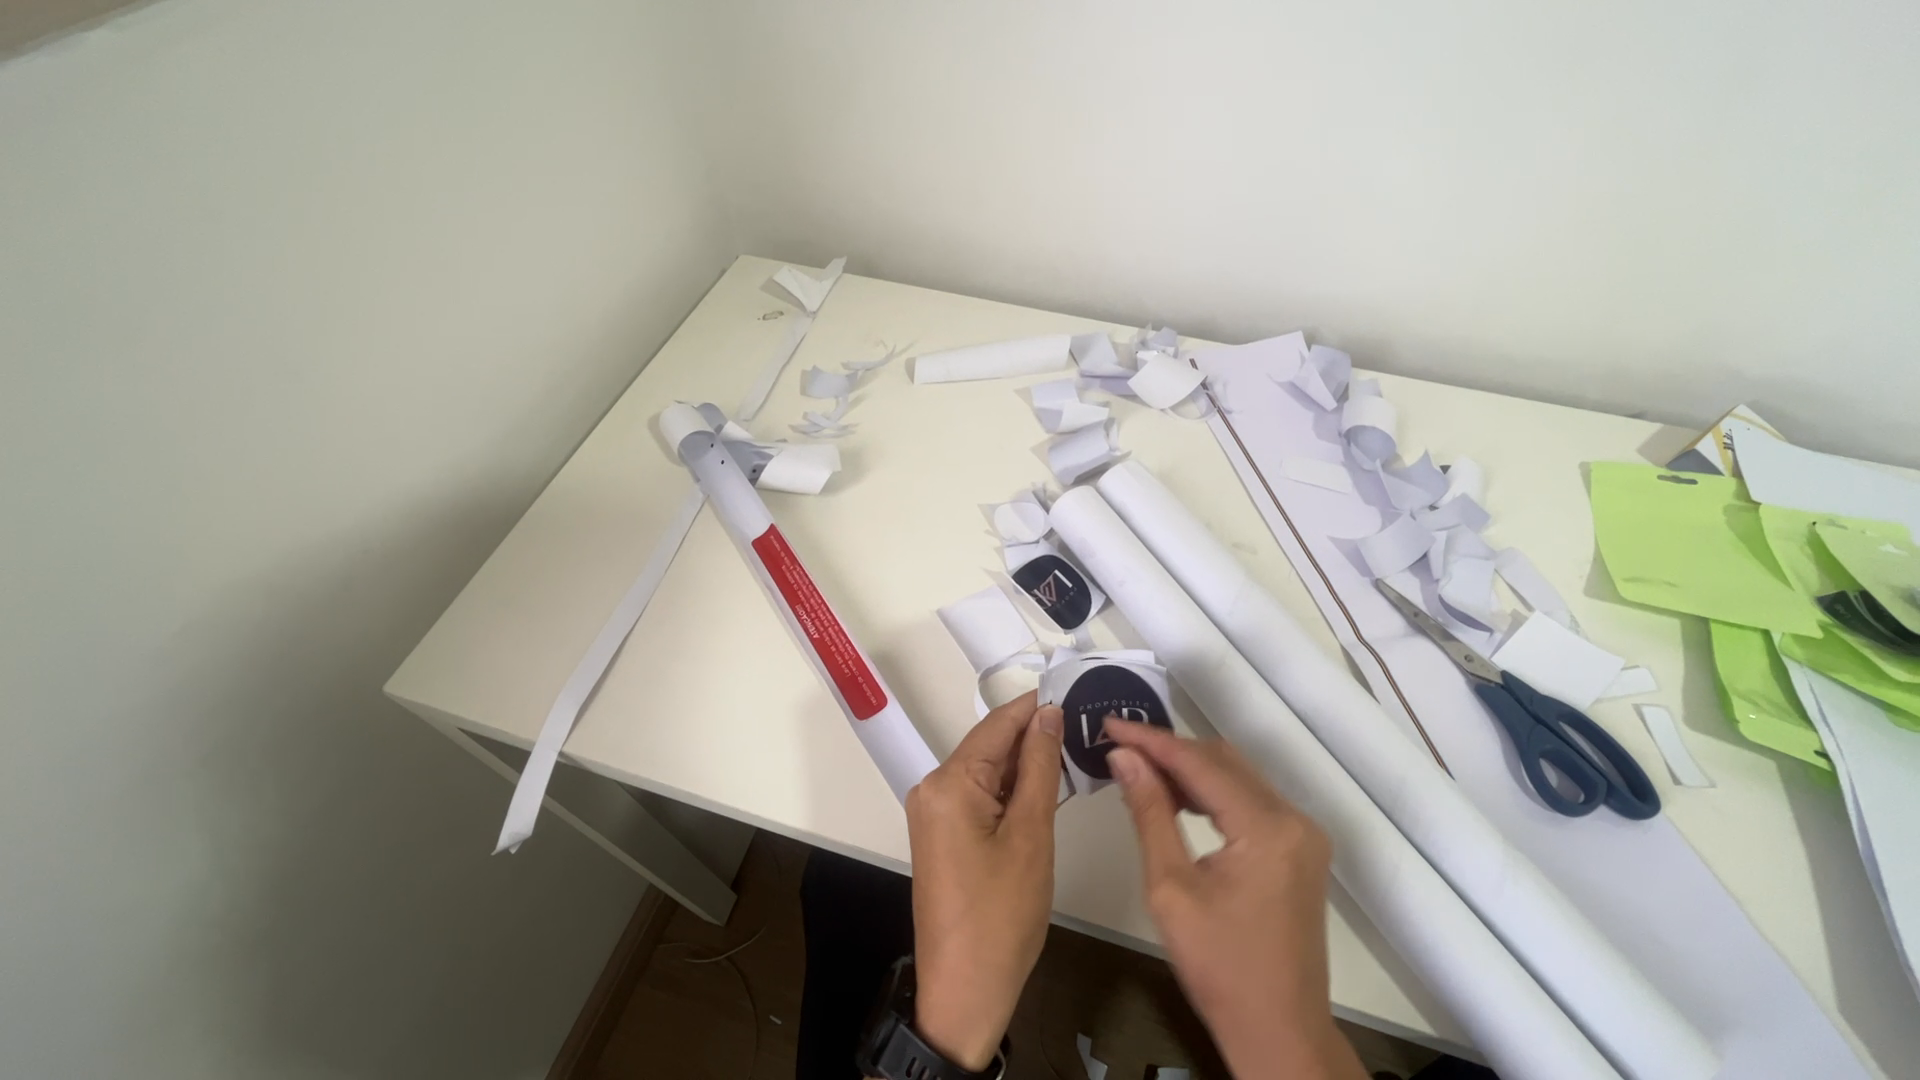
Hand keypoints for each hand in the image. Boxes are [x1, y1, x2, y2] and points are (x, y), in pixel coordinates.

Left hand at [904, 691, 1062, 1070]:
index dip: (1035, 706)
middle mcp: (933, 789)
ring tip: (1074, 750)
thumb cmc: (1002, 915)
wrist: (965, 989)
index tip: (1074, 689)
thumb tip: (1048, 716)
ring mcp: (934, 813)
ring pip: (987, 771)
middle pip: (989, 746)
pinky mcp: (943, 834)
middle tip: (1085, 723)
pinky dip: (1012, 790)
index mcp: (949, 783)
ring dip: (1026, 764)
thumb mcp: (1031, 835)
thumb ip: (1040, 768)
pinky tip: (1045, 787)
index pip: (997, 726)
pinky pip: (980, 796)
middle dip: (1034, 735)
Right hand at [1105, 720, 1364, 1079]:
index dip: (1151, 740)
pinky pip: (1250, 801)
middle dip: (1169, 749)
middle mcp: (1294, 818)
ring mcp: (1303, 833)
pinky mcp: (1300, 848)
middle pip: (1224, 761)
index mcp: (1267, 828)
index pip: (1200, 763)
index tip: (1108, 724)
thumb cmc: (1218, 966)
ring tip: (1138, 766)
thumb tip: (1124, 756)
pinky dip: (1212, 792)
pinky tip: (1176, 796)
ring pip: (1238, 777)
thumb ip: (1149, 812)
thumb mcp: (1170, 887)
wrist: (1278, 1029)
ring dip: (1190, 768)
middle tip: (1118, 745)